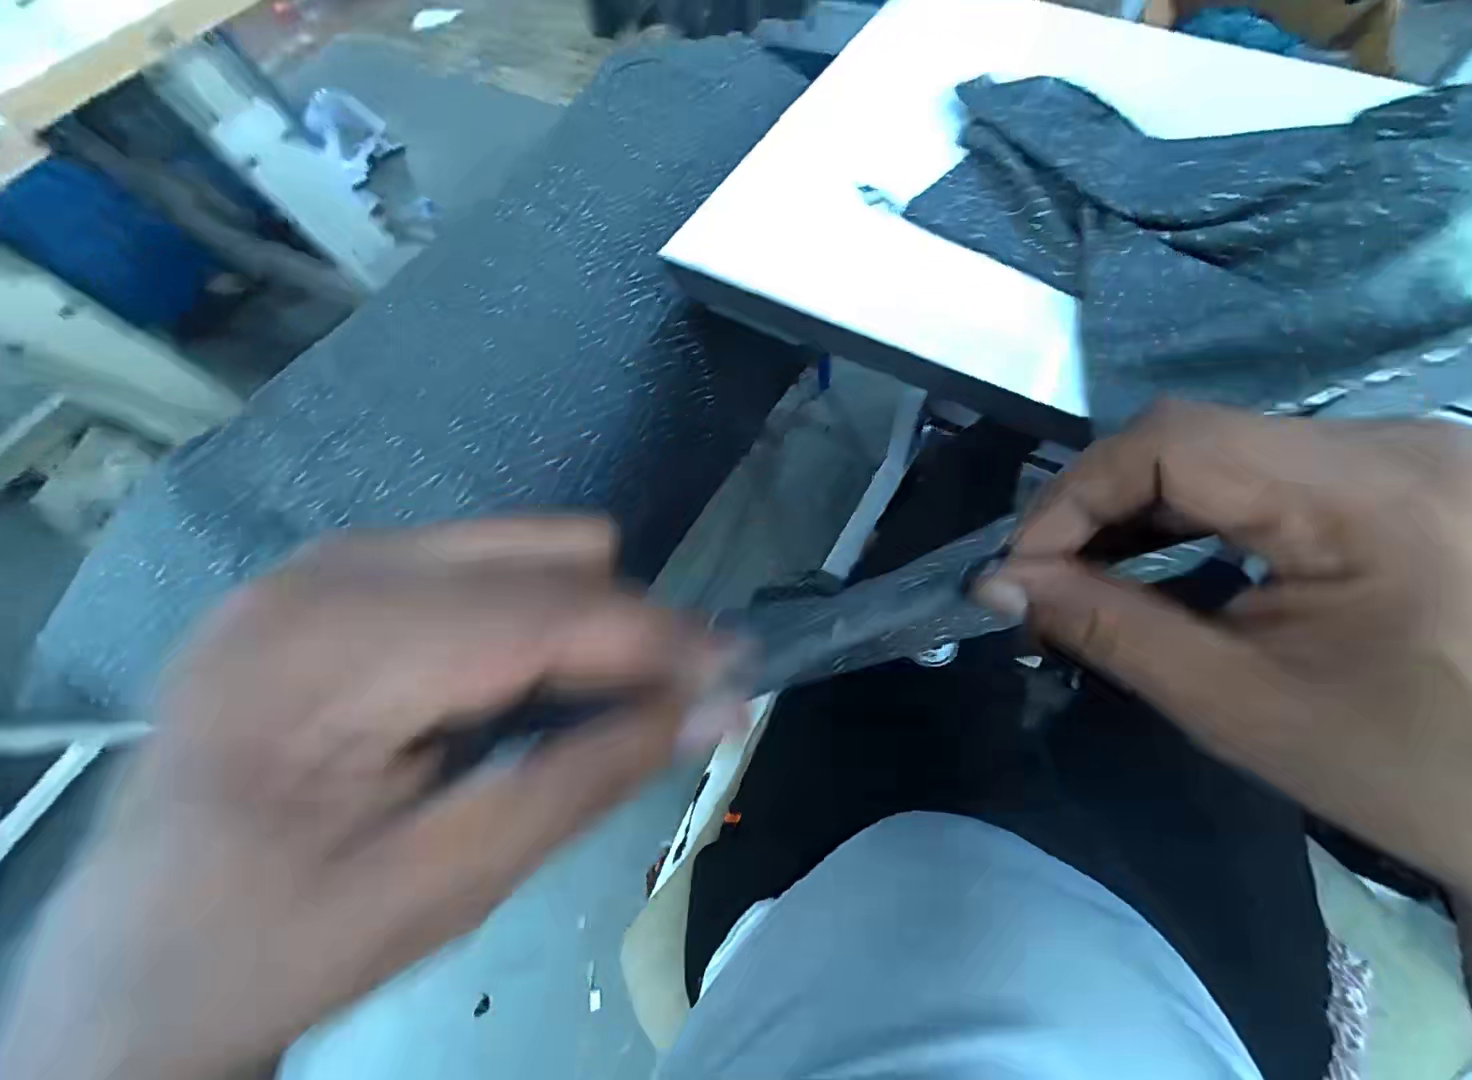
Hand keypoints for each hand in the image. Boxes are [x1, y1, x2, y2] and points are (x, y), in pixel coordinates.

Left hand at [0, 519, 742, 1079]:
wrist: (128, 971)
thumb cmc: (282, 941)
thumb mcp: (457, 878)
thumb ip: (601, 774)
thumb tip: (725, 708)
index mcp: (332, 654)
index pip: (554, 613)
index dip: (665, 642)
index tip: (742, 674)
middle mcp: (331, 574)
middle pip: (562, 556)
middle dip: (631, 635)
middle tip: (659, 709)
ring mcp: (333, 561)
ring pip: (544, 545)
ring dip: (592, 623)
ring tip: (582, 703)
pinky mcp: (348, 571)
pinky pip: (505, 558)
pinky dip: (547, 616)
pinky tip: (518, 684)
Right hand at [978, 403, 1471, 908]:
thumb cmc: (1407, 779)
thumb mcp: (1234, 705)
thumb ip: (1106, 626)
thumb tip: (1001, 583)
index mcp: (1373, 492)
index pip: (1175, 442)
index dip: (1076, 493)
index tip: (1021, 565)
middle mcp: (1398, 441)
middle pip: (1199, 437)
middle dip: (1103, 503)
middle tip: (1048, 577)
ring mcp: (1412, 453)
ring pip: (1230, 451)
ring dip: (1147, 508)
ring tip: (1094, 573)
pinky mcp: (1410, 480)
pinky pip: (1272, 472)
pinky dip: (1202, 513)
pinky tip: (1169, 560)